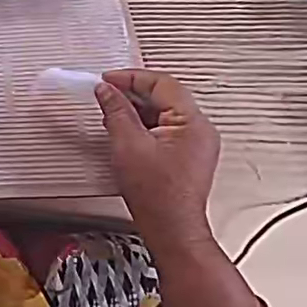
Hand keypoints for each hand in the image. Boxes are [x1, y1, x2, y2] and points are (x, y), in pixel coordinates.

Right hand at [94, 70, 220, 242]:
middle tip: (107, 93)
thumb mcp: (127, 144)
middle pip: (163, 95)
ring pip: (163, 111)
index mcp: (192, 122)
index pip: (161, 83)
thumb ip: (115, 111)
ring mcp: (195, 143)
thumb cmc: (158, 196)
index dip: (131, 78)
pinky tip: (124, 131)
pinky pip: (164, 127)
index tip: (108, 80)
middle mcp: (200, 130)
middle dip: (132, 92)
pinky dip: (142, 124)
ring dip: (136, 109)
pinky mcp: (187, 155)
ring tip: (111, 113)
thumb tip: (107, 91)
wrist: (170, 229)